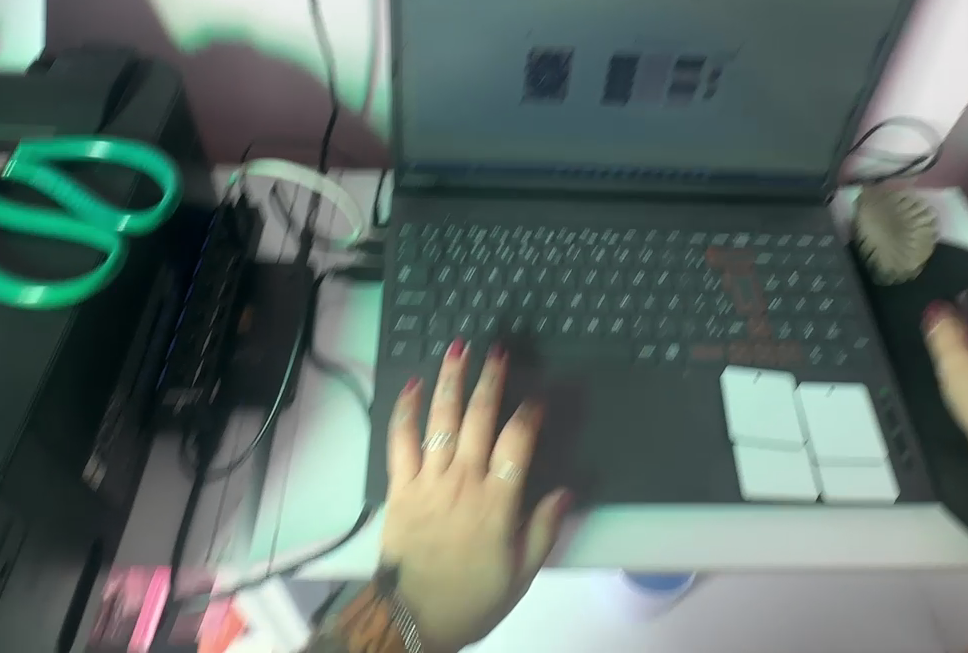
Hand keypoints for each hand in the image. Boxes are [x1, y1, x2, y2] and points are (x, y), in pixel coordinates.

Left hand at [381, 340, 569, 652]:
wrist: (413, 618)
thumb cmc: (472, 596)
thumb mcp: (520, 572)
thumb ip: (544, 528)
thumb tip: (566, 491)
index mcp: (496, 501)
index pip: (517, 443)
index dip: (530, 415)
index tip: (538, 397)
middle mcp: (463, 480)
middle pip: (479, 418)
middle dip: (491, 380)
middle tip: (498, 351)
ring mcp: (429, 479)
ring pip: (441, 419)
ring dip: (451, 380)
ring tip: (459, 349)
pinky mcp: (401, 484)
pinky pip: (401, 440)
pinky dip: (406, 410)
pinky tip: (413, 384)